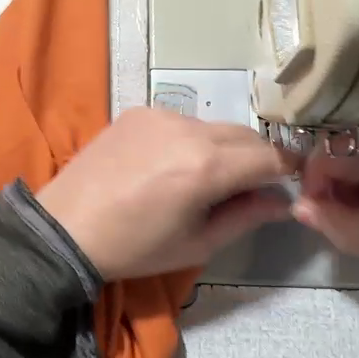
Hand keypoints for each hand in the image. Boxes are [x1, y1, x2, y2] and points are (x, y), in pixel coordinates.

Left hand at [38, 108, 301, 280]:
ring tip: (203, 179)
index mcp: (207, 167)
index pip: (269, 156)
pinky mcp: (137, 111)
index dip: (287, 169)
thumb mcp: (197, 242)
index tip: (292, 181)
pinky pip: (180, 121)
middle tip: (251, 186)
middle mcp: (188, 129)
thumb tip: (283, 201)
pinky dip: (189, 139)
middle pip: (245, 134)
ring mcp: (160, 114)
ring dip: (222, 147)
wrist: (66, 227)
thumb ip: (245, 216)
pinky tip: (169, 165)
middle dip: (257, 157)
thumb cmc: (134, 246)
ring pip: (212, 126)